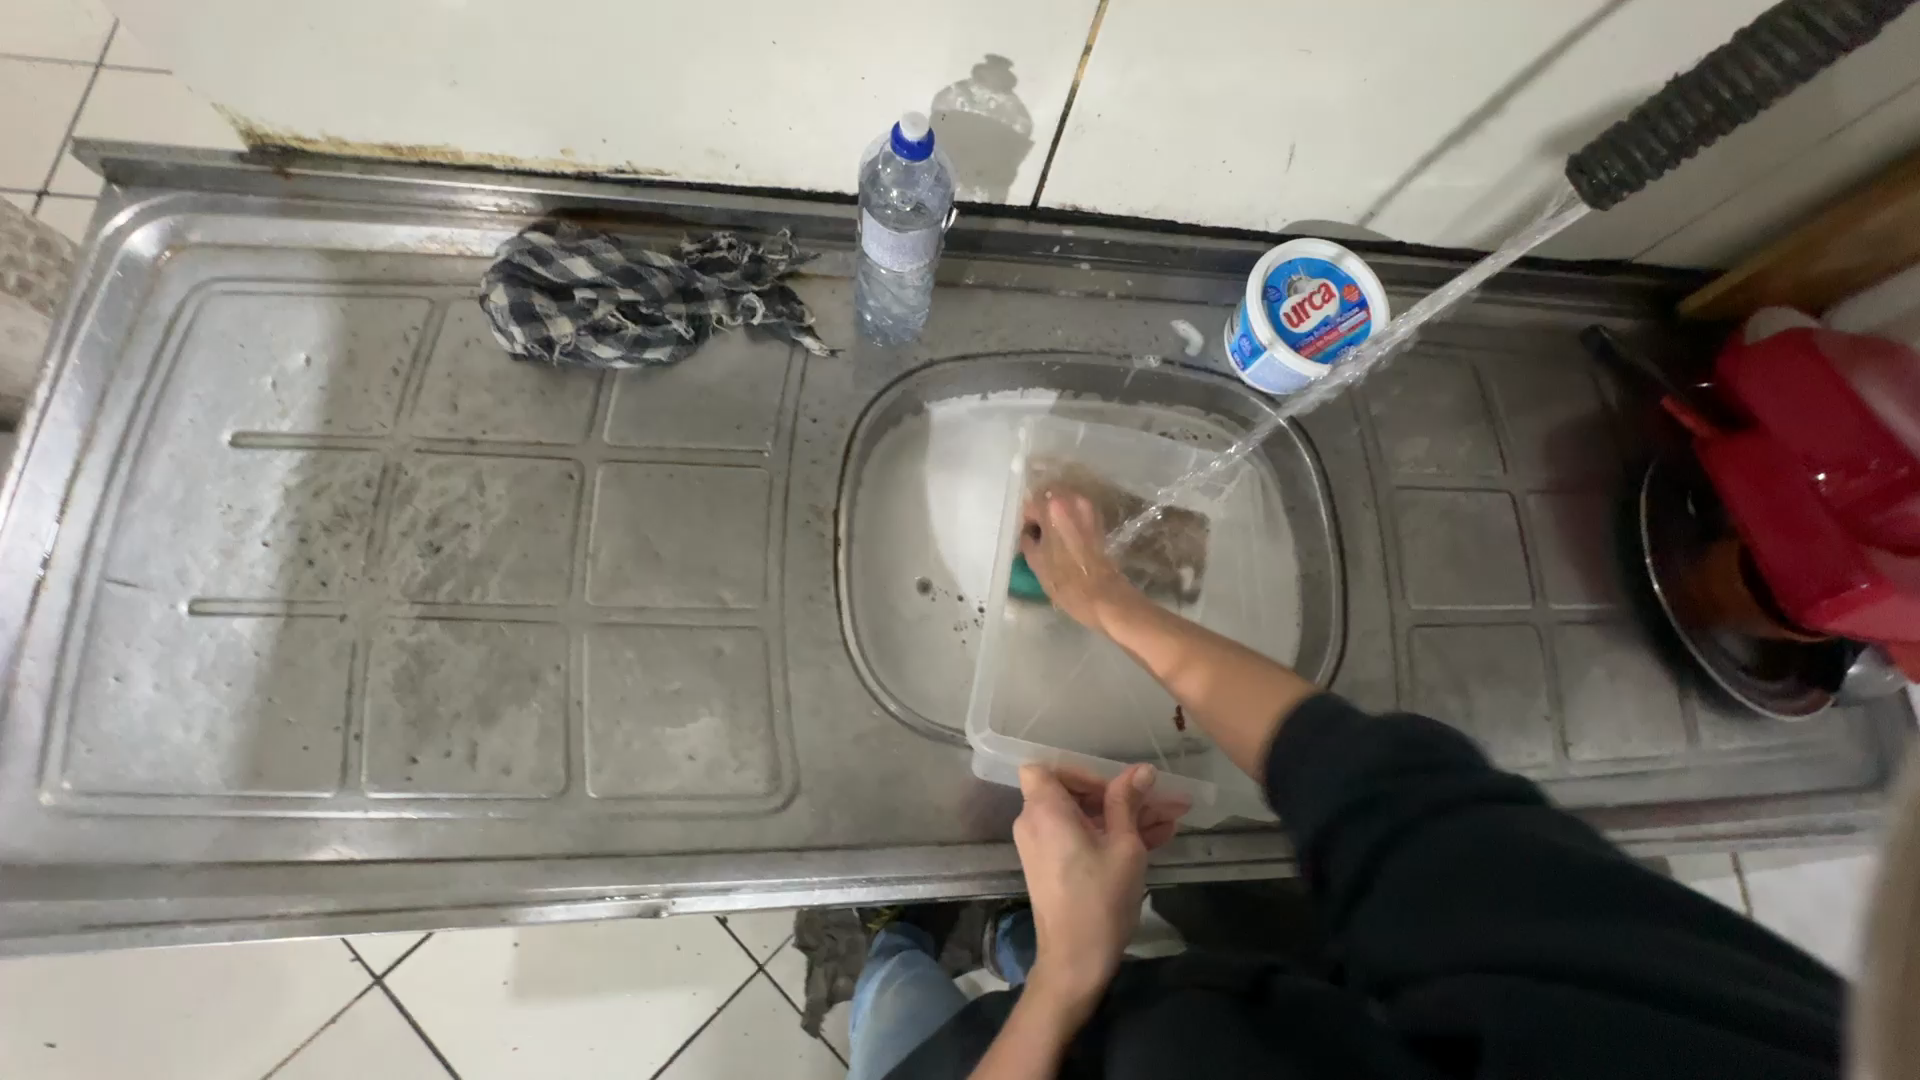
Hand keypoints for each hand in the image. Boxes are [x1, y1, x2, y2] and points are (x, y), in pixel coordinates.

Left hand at [1013, 763, 1188, 1016]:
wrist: (1075, 961)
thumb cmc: (1100, 897)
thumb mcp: (1124, 845)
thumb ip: (1128, 802)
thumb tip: (1142, 770)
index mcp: (1044, 810)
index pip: (1046, 768)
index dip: (1079, 772)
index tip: (1112, 788)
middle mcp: (1035, 823)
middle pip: (1074, 794)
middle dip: (1120, 795)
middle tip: (1161, 798)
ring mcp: (1043, 846)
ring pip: (1085, 818)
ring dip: (1125, 816)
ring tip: (1172, 816)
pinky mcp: (1053, 867)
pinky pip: (1081, 838)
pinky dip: (1111, 835)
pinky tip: (1158, 836)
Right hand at [1019, 493, 1143, 632]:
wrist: (1101, 594)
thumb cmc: (1063, 579)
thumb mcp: (1035, 559)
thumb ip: (1028, 538)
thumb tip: (1029, 532)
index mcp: (1052, 507)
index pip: (1030, 505)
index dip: (1026, 521)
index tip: (1026, 536)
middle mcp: (1072, 500)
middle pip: (1049, 496)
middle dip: (1041, 511)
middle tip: (1037, 531)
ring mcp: (1089, 508)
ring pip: (1065, 501)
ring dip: (1056, 512)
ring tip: (1052, 534)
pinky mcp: (1098, 519)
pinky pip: (1077, 510)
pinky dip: (1069, 518)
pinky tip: (1065, 537)